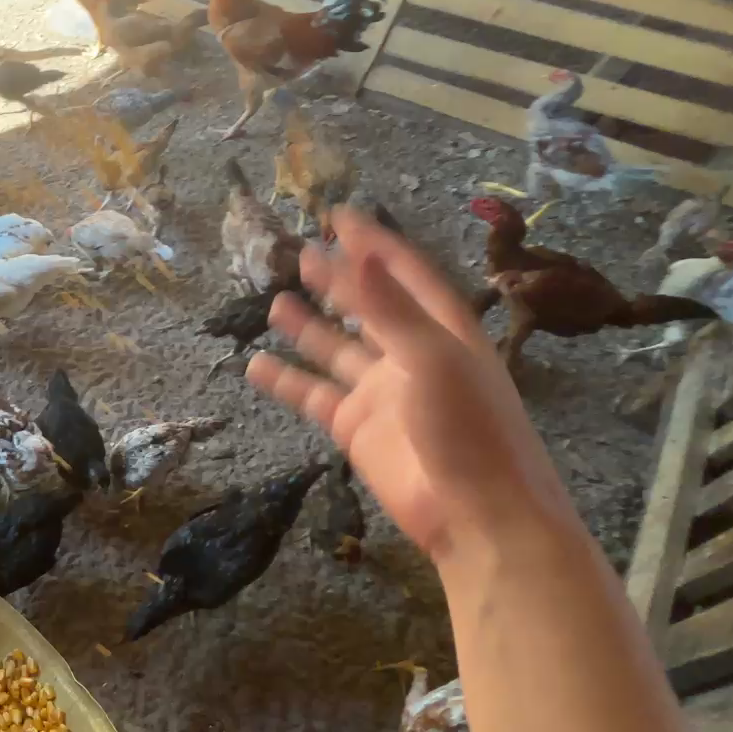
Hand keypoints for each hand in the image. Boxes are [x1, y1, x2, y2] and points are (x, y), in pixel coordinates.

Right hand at [244, 207, 578, 561]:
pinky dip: (285, 380)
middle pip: (367, 307)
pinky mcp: (355, 425)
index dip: (374, 245)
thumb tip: (358, 256)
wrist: (475, 515)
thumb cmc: (469, 430)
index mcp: (443, 332)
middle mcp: (410, 355)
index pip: (405, 276)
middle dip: (337, 279)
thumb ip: (390, 309)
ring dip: (308, 326)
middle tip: (300, 253)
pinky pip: (313, 394)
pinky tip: (256, 366)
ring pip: (335, 349)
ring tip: (275, 302)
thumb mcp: (432, 361)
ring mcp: (380, 391)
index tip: (340, 216)